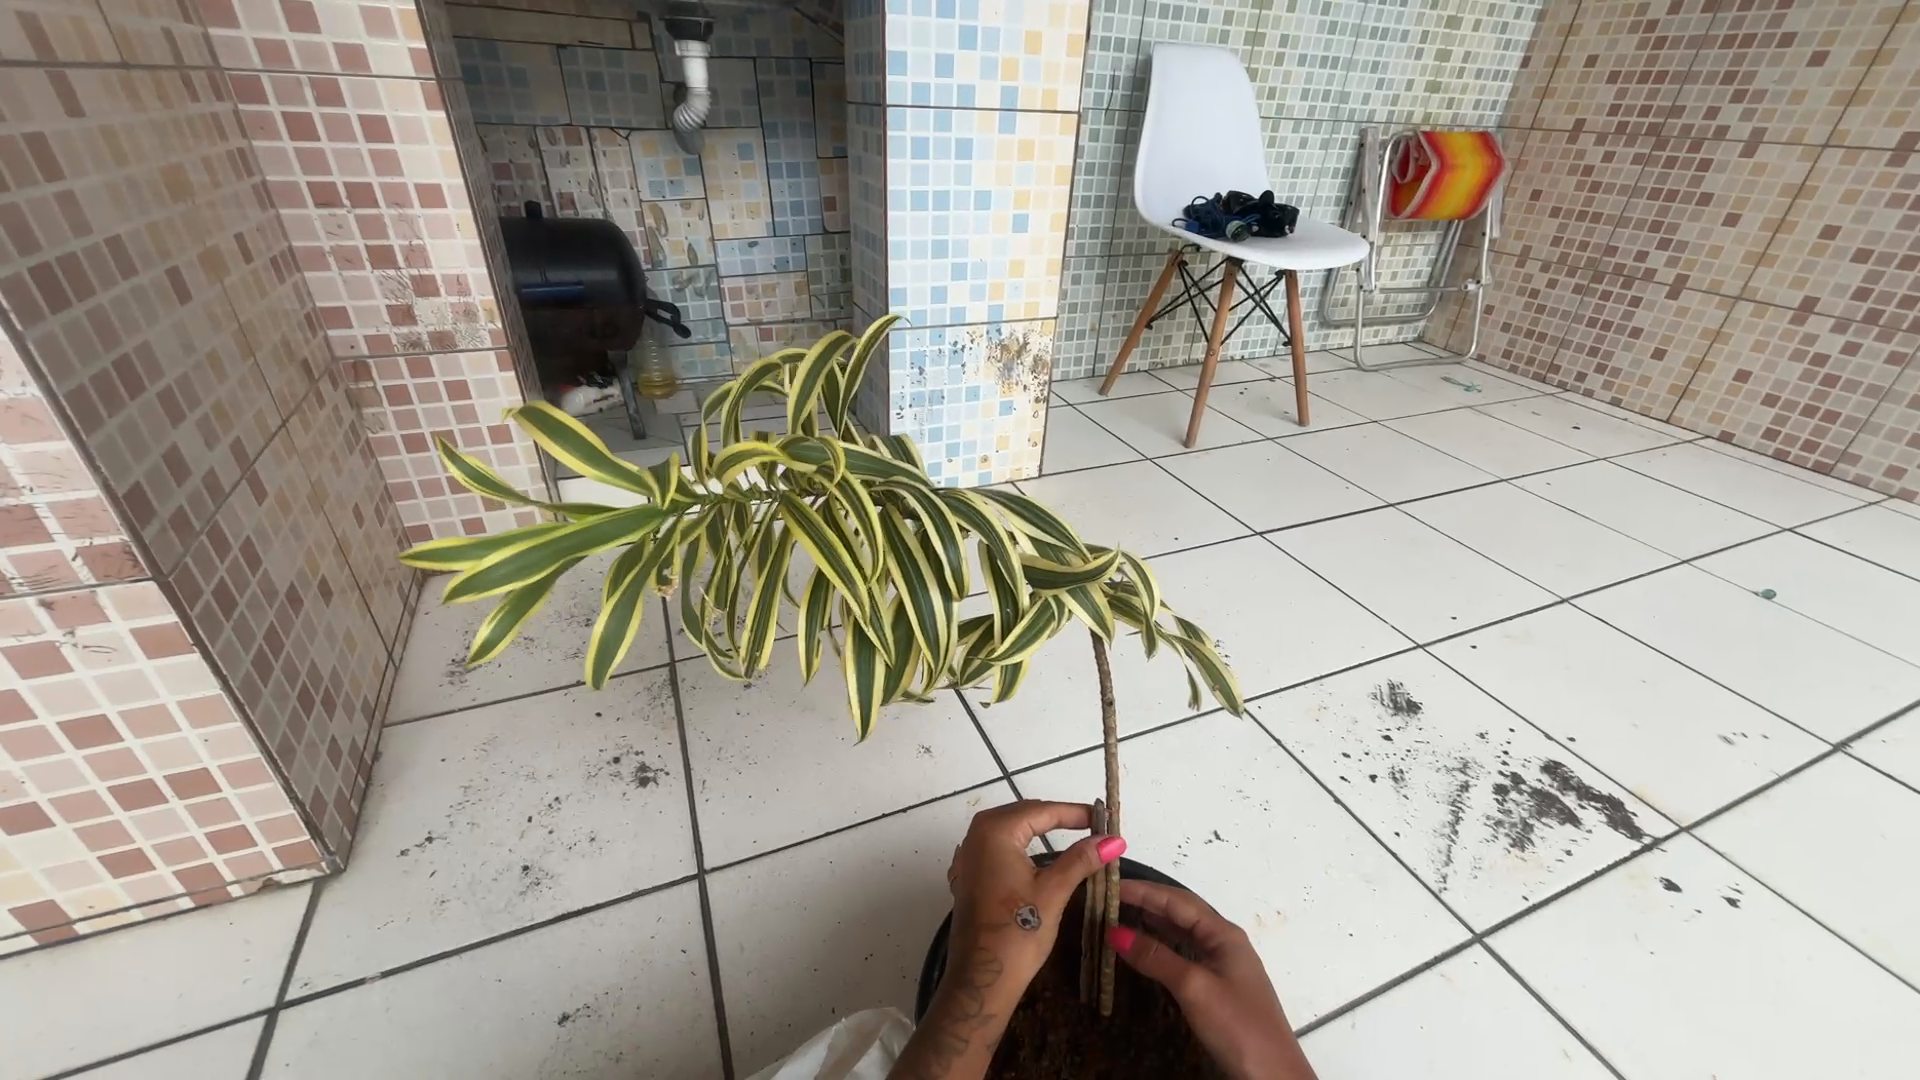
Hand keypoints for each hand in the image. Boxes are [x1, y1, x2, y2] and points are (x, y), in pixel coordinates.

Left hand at [943, 800, 1125, 1002]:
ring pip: (1010, 830)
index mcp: (995, 831)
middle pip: (1024, 815)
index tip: (1103, 817)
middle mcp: (976, 835)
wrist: (982, 979)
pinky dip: (1021, 846)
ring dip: (1039, 830)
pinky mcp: (967, 875)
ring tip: (1072, 835)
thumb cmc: (1017, 932)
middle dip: (1057, 817)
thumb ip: (1082, 859)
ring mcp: (968, 855)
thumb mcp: (1054, 891)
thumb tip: (1114, 840)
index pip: (1042, 810)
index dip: (1074, 812)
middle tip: (1092, 826)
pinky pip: (998, 847)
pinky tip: (1036, 855)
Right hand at [1108, 880, 1317, 1079]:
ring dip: (1154, 922)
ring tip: (1122, 915)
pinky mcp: (1220, 988)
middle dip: (1148, 901)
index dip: (1144, 890)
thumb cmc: (1238, 1026)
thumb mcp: (1193, 987)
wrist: (1276, 1079)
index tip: (1111, 885)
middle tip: (1112, 897)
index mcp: (1223, 933)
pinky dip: (1163, 945)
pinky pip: (1186, 953)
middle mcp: (1225, 942)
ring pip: (1183, 933)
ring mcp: (1224, 965)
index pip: (1177, 900)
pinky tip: (1147, 949)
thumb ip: (1155, 957)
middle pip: (1181, 912)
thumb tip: (1114, 932)